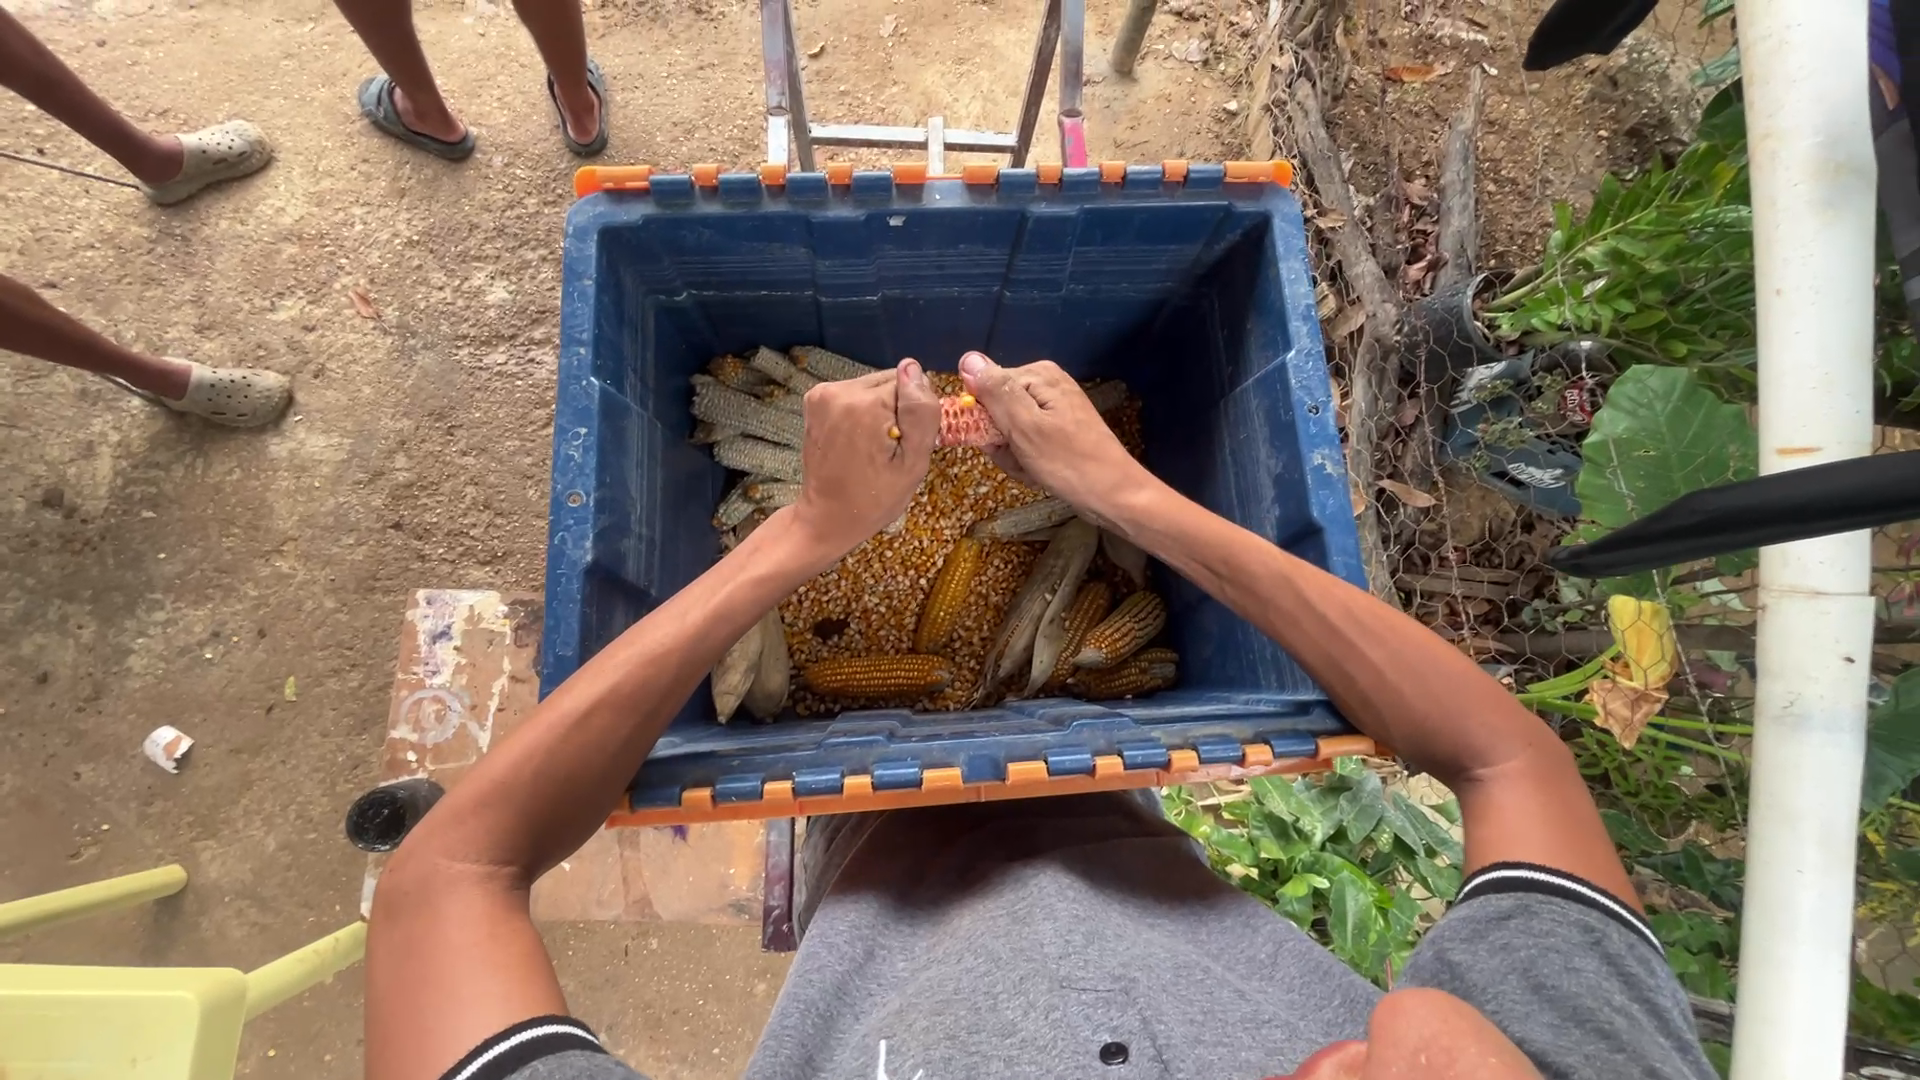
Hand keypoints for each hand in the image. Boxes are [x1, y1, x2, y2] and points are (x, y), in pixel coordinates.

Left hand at [791, 358, 939, 555]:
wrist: (827, 516)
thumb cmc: (875, 499)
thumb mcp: (912, 464)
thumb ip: (920, 414)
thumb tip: (914, 367)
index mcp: (865, 404)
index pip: (912, 385)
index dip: (915, 415)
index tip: (904, 445)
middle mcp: (839, 390)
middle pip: (891, 382)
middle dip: (897, 409)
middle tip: (890, 448)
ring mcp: (822, 393)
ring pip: (874, 386)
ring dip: (880, 410)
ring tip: (872, 446)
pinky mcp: (815, 398)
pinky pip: (855, 393)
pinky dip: (863, 411)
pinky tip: (858, 439)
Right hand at [958, 351, 1147, 516]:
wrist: (1112, 493)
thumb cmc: (1068, 462)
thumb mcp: (1025, 427)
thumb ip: (995, 392)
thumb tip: (967, 359)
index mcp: (1037, 376)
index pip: (985, 389)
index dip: (984, 421)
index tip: (998, 444)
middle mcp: (1044, 385)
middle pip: (996, 411)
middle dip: (1001, 443)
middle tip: (1020, 459)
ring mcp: (1052, 408)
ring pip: (1007, 432)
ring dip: (1013, 456)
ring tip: (1032, 468)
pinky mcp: (1057, 430)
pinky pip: (1024, 442)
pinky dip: (1026, 461)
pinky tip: (1039, 472)